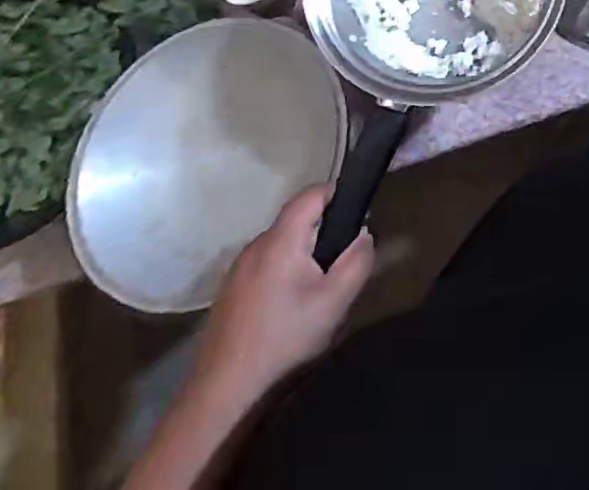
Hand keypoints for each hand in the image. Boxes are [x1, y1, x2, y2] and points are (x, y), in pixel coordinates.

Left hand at [193, 185, 375, 399]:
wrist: (225, 394)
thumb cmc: (286, 340)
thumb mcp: (337, 300)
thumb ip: (358, 260)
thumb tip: (363, 235)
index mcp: (281, 242)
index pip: (310, 195)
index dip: (337, 194)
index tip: (357, 216)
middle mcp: (255, 247)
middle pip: (297, 220)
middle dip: (325, 232)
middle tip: (343, 263)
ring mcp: (237, 270)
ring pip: (282, 244)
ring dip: (305, 254)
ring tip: (320, 290)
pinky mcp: (230, 292)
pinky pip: (267, 265)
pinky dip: (286, 272)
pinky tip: (292, 308)